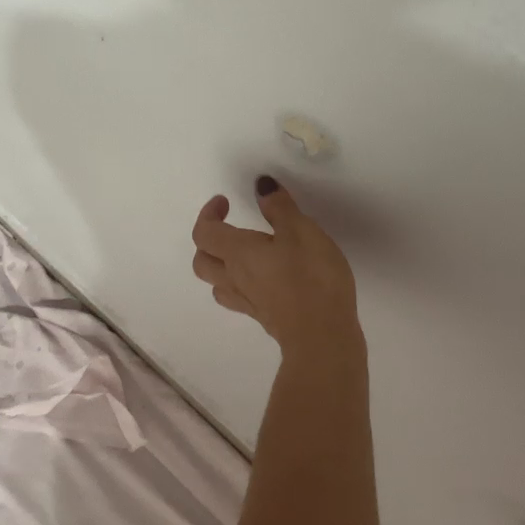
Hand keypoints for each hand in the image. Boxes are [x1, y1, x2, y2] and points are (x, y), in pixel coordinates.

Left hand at [191, 176, 361, 358]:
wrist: (323, 337)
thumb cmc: (311, 277)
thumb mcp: (301, 230)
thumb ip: (279, 207)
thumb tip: (260, 187)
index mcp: (237, 252)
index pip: (204, 232)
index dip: (208, 213)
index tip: (225, 202)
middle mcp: (234, 278)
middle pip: (202, 260)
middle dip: (208, 240)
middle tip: (229, 226)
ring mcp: (248, 302)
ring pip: (216, 282)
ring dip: (220, 264)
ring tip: (242, 253)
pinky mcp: (263, 318)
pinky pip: (237, 297)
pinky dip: (240, 284)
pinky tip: (261, 280)